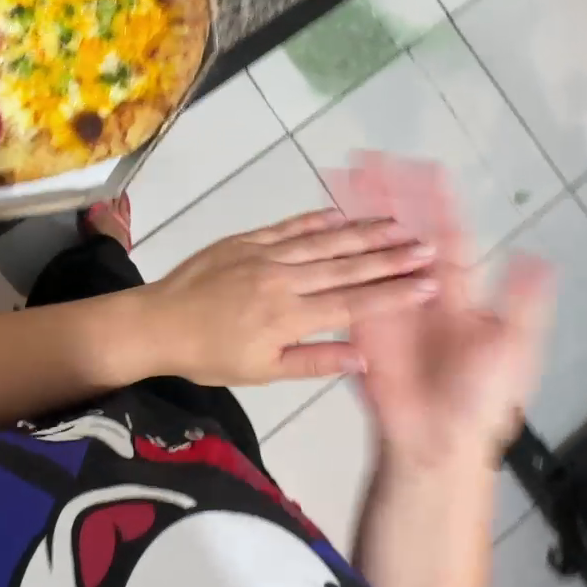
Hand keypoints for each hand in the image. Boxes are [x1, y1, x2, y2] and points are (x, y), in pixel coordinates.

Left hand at [128, 209, 438, 386]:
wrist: (158, 322)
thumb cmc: (210, 356)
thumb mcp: (263, 371)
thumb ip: (314, 360)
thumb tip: (365, 356)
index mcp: (288, 317)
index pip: (353, 305)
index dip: (393, 294)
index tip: (428, 284)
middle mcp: (282, 280)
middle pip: (345, 267)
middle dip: (390, 257)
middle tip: (427, 247)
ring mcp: (263, 255)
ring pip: (322, 242)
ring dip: (362, 233)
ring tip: (397, 225)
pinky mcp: (245, 240)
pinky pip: (287, 227)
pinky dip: (315, 220)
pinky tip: (341, 214)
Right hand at [328, 154, 552, 463]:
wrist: (438, 439)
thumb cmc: (481, 399)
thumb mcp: (514, 348)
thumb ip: (522, 303)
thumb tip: (538, 256)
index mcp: (457, 288)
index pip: (444, 232)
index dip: (434, 201)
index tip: (423, 167)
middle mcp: (418, 284)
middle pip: (400, 229)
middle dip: (386, 193)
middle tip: (370, 157)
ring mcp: (386, 298)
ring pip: (369, 245)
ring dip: (356, 212)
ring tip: (342, 176)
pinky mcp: (359, 317)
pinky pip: (346, 279)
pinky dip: (334, 251)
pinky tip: (324, 225)